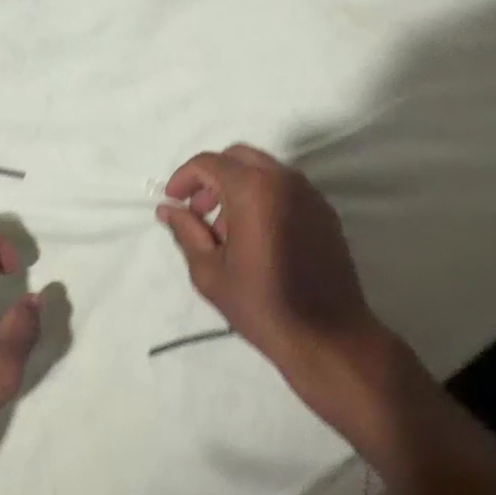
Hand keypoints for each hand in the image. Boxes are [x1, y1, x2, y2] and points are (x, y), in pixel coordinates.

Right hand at [158, 145, 397, 386]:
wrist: (327, 337)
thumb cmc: (262, 305)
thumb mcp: (210, 271)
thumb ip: (186, 231)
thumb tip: (168, 209)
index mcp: (253, 189)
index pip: (209, 163)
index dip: (184, 178)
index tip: (173, 201)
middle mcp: (284, 180)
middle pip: (238, 157)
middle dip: (212, 177)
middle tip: (198, 209)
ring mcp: (309, 194)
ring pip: (264, 170)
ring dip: (238, 186)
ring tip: (225, 229)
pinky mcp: (325, 212)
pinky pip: (286, 188)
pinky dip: (264, 196)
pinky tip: (256, 236)